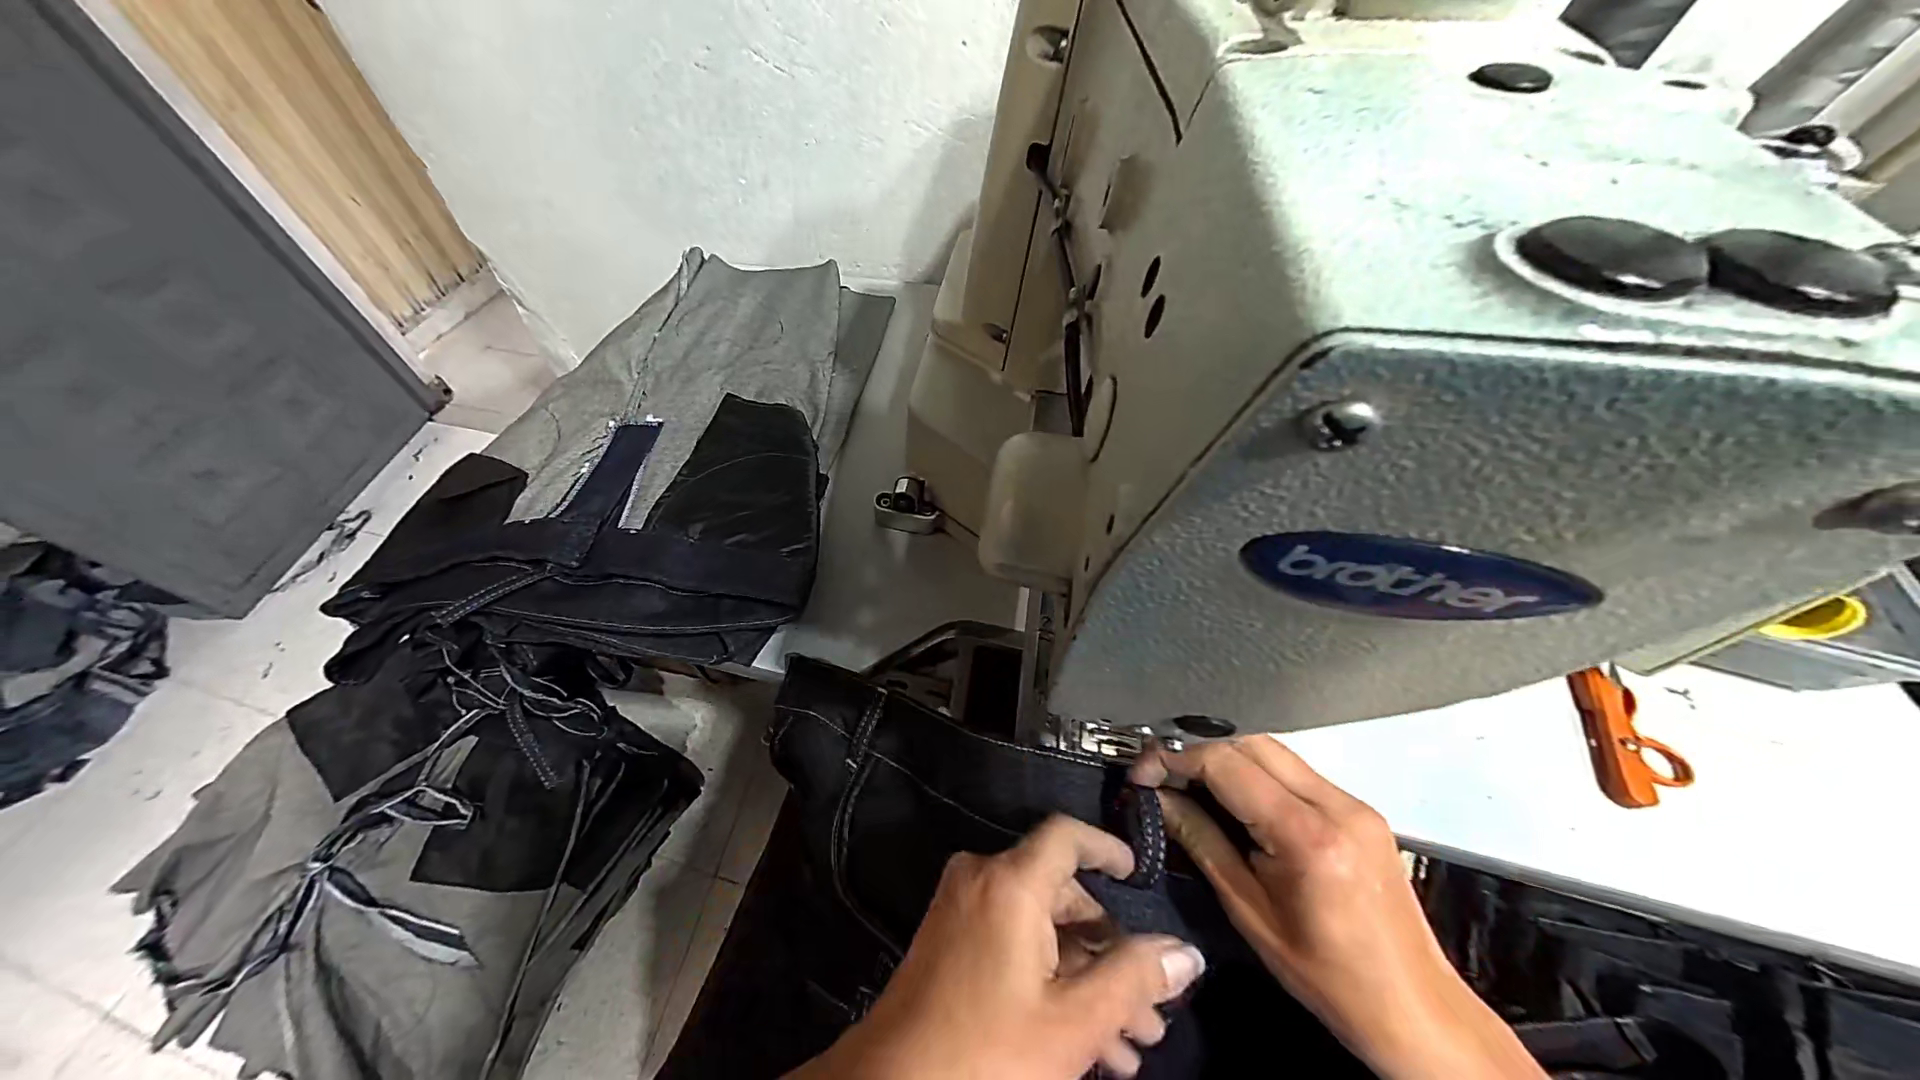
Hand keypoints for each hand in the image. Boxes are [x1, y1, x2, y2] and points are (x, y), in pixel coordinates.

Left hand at [788, 815, 1205, 1079]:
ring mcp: (961, 907)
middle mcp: (983, 878)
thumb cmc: (988, 1049)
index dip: (1107, 848)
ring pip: (1040, 926)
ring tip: (1132, 1040)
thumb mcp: (1073, 1020)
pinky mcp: (949, 937)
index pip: (1067, 836)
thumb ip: (1134, 979)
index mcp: (1010, 880)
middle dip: (1109, 947)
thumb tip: (1187, 953)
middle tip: (1149, 1005)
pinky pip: (1012, 939)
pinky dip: (1049, 975)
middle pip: (1060, 891)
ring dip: (1086, 975)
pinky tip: (1089, 1040)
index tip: (1137, 874)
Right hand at [1131, 739, 1544, 1079]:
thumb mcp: (1248, 910)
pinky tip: (1238, 799)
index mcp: (1307, 836)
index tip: (1144, 772)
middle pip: (1251, 743)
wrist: (1414, 1007)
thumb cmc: (1326, 975)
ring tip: (1194, 785)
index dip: (1176, 758)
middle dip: (1200, 752)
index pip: (1227, 764)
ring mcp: (1355, 803)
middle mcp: (1337, 805)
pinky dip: (1258, 773)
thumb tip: (1159, 797)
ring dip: (1228, 758)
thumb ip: (1200, 841)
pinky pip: (1296, 771)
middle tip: (1164, 777)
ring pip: (1274, 750)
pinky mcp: (1362, 810)